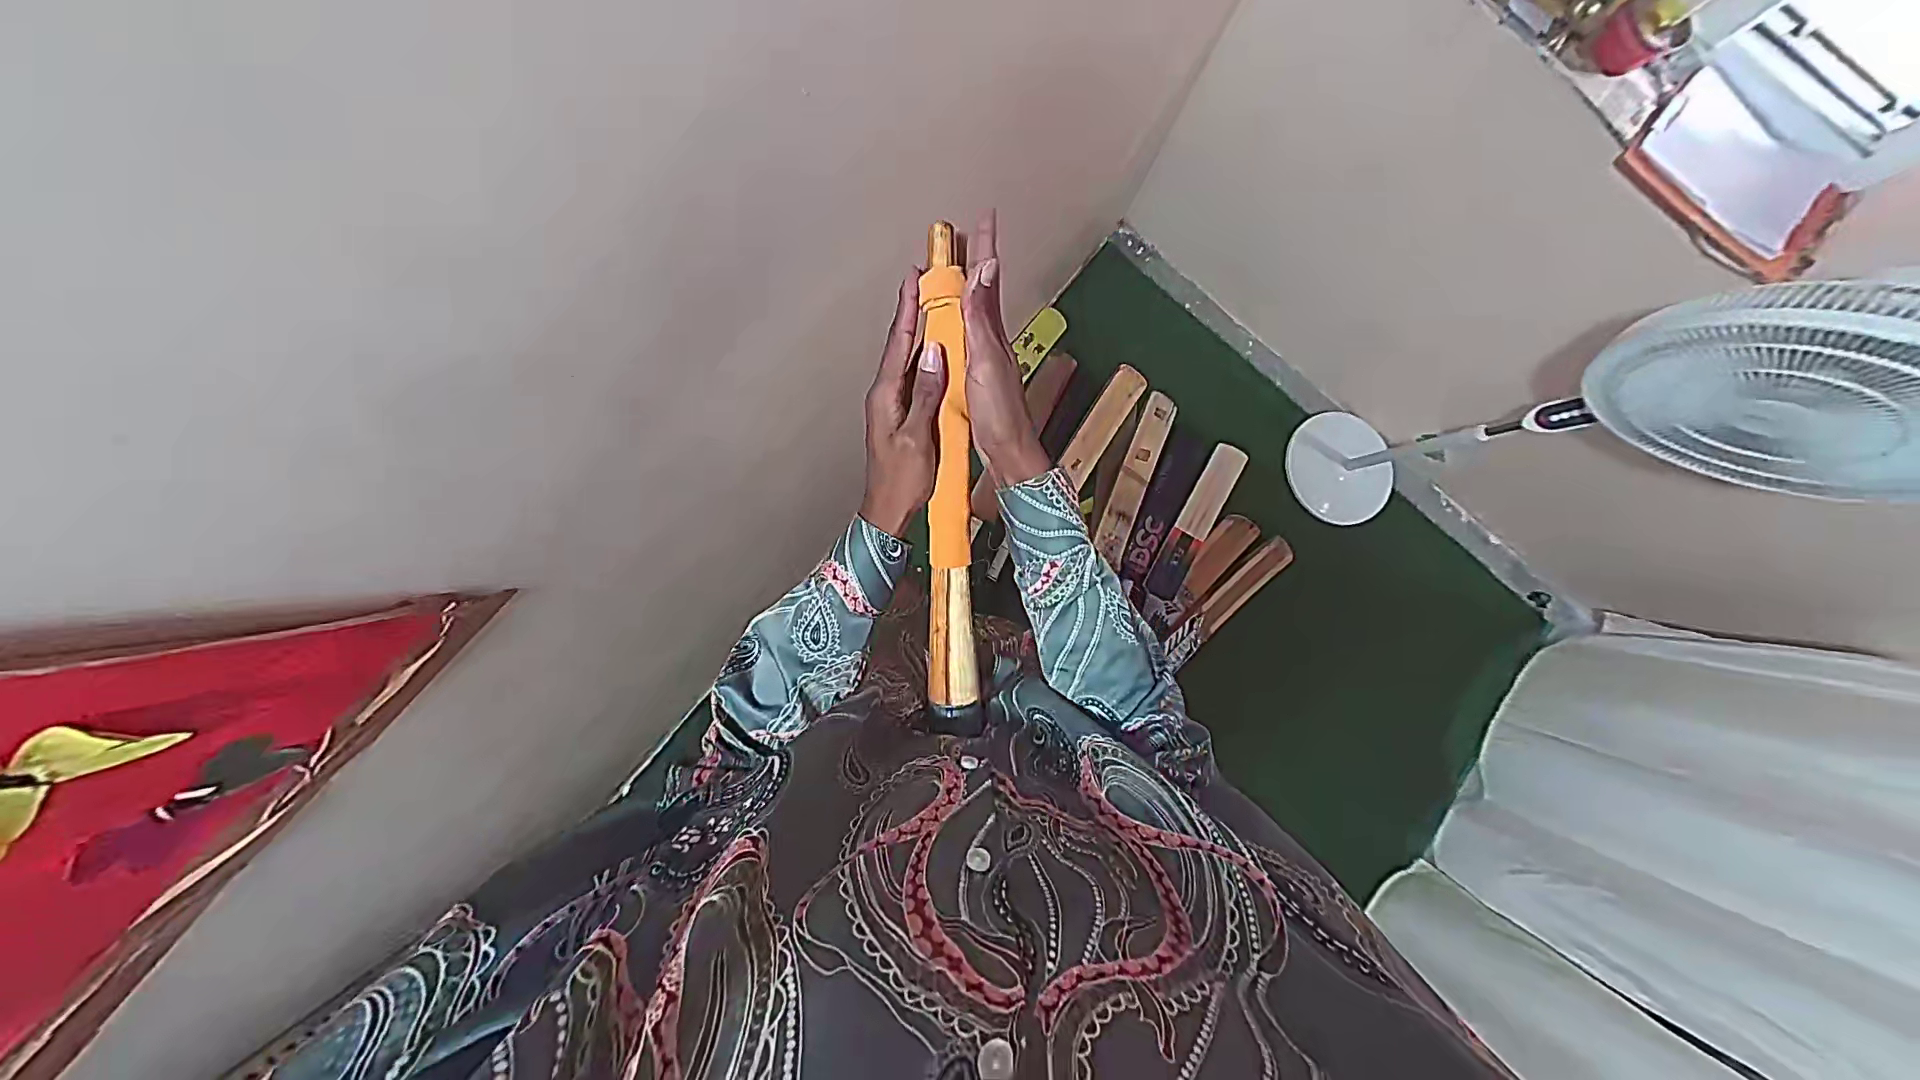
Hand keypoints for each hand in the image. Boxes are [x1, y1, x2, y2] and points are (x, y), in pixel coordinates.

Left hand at [860, 272, 946, 536]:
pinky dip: (925, 361)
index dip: (907, 310)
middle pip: (901, 345)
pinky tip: (937, 355)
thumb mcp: (916, 436)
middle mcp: (885, 395)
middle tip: (925, 283)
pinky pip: (914, 379)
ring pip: (907, 360)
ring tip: (932, 308)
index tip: (915, 279)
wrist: (888, 510)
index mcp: (885, 395)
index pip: (898, 343)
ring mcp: (892, 405)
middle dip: (912, 313)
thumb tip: (933, 354)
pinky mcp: (902, 416)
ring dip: (920, 334)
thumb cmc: (900, 481)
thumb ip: (925, 394)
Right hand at [962, 211, 1051, 487]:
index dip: (984, 248)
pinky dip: (956, 321)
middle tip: (960, 236)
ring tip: (953, 269)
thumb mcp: (986, 362)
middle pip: (980, 291)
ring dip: (963, 288)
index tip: (981, 218)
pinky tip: (952, 323)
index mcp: (992, 332)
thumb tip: (984, 270)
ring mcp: (984, 358)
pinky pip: (964, 338)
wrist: (1008, 452)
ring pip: (972, 313)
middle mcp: (990, 341)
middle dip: (971, 261)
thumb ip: (981, 318)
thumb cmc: (1000, 415)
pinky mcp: (976, 375)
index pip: (987, 280)